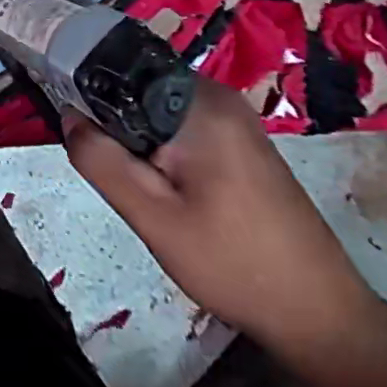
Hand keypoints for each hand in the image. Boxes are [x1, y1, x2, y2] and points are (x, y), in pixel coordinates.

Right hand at [63, 80, 374, 343]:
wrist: (316, 308)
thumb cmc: (232, 262)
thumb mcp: (153, 217)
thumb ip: (103, 161)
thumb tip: (70, 116)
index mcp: (201, 102)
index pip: (123, 77)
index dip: (94, 104)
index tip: (83, 143)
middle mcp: (220, 96)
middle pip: (142, 95)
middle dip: (121, 133)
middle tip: (126, 185)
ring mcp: (236, 117)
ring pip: (161, 115)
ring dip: (144, 148)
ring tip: (152, 197)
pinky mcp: (243, 140)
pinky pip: (186, 130)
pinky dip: (168, 154)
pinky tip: (178, 197)